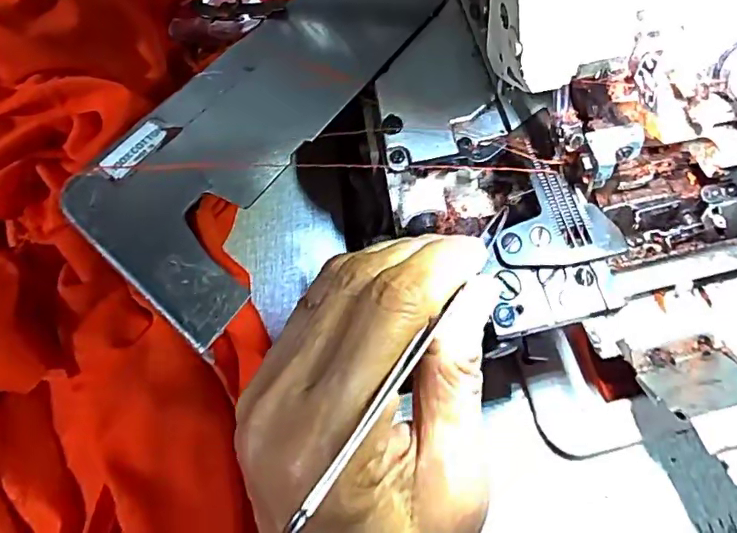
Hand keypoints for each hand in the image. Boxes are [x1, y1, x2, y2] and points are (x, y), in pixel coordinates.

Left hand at [235, 235, 501, 532]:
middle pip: (360, 283)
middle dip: (421, 256)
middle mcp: (282, 405)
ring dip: (392, 259)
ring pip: (335, 280)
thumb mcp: (451, 480)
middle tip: (462, 260)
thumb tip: (471, 294)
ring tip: (436, 268)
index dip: (438, 266)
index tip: (472, 257)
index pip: (390, 307)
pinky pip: (316, 299)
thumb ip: (457, 378)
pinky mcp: (264, 381)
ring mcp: (265, 389)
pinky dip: (362, 277)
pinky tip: (395, 283)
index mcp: (328, 436)